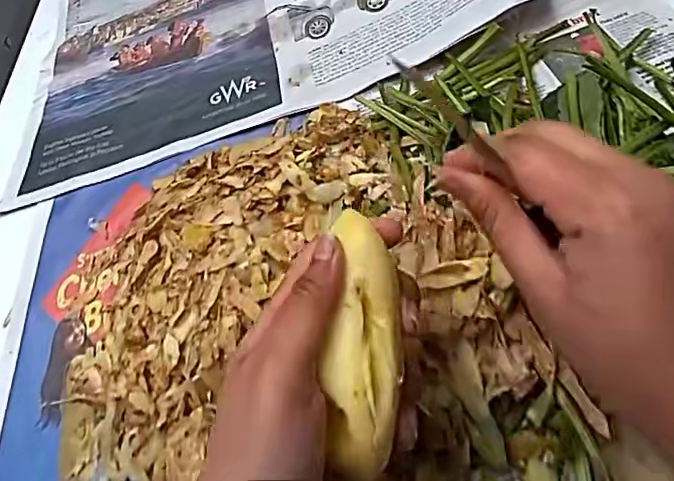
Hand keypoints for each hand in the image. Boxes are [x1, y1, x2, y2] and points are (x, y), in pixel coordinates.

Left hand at [200, 217, 402, 480]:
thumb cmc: (261, 445)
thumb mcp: (279, 369)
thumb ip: (306, 308)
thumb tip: (331, 240)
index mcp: (281, 326)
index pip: (319, 266)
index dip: (354, 242)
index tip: (396, 228)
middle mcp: (307, 352)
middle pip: (357, 309)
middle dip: (391, 308)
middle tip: (413, 322)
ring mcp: (330, 395)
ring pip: (379, 358)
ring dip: (403, 369)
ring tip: (406, 397)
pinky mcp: (352, 435)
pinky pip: (387, 409)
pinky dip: (404, 416)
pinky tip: (406, 435)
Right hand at [440, 122, 673, 480]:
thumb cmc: (635, 365)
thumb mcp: (548, 295)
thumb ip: (498, 221)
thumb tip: (450, 173)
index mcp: (605, 202)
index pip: (519, 149)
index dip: (475, 155)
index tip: (445, 175)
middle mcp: (638, 177)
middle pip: (546, 132)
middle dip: (503, 151)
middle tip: (477, 191)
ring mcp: (663, 185)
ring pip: (574, 143)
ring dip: (534, 161)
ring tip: (516, 209)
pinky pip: (602, 163)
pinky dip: (567, 174)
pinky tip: (560, 219)